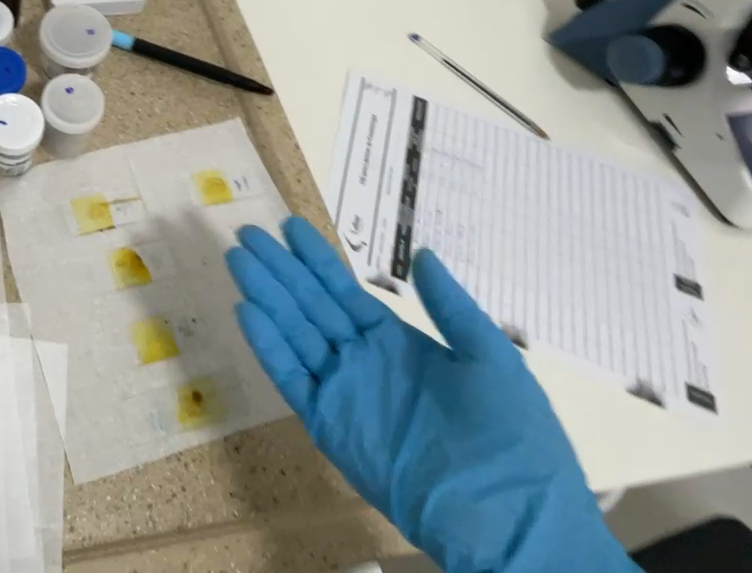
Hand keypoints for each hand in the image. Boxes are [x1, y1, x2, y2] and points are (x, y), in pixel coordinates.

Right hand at [226, 219, 637, 572]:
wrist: (513, 525)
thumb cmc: (514, 441)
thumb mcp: (492, 360)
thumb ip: (451, 307)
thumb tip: (422, 254)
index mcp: (397, 343)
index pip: (344, 290)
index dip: (316, 258)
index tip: (289, 225)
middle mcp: (361, 360)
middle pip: (309, 304)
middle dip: (279, 269)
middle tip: (247, 234)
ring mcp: (342, 391)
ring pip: (293, 332)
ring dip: (265, 296)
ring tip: (237, 260)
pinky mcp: (328, 424)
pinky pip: (291, 377)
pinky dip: (268, 345)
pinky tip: (246, 312)